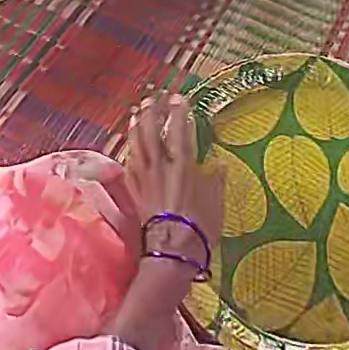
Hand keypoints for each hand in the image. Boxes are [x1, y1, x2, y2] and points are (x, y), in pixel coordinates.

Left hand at [107, 93, 220, 349]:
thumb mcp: (216, 201)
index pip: (179, 131)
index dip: (178, 113)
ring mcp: (144, 179)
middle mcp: (160, 167)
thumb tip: (219, 164)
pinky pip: (129, 165)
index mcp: (183, 165)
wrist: (172, 251)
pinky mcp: (134, 192)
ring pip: (137, 146)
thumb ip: (216, 179)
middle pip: (152, 133)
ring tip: (137, 113)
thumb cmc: (199, 227)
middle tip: (153, 99)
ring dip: (137, 127)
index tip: (178, 97)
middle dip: (151, 113)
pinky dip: (130, 151)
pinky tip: (130, 146)